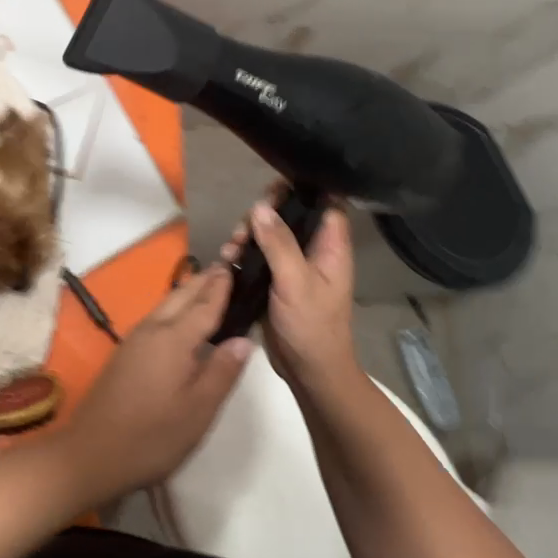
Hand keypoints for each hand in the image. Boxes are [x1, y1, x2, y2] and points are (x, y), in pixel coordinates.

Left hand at [56, 265, 252, 499]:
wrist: (91, 453)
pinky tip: (181, 321)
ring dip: (188, 292)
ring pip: (166, 305)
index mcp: (174, 339)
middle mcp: (152, 330)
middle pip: (182, 296)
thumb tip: (243, 339)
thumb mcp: (198, 410)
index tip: (236, 266)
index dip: (222, 287)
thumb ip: (222, 371)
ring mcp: (134, 340)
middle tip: (227, 267)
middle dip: (204, 281)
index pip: (205, 305)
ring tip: (208, 287)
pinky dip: (174, 309)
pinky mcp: (124, 354)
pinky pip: (156, 318)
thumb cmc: (152, 436)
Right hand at [222, 197, 357, 387]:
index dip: (302, 189)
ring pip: (268, 234)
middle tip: (244, 229)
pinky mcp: (275, 280)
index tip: (273, 186)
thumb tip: (260, 206)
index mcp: (330, 246)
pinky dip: (242, 254)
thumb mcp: (295, 282)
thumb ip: (279, 243)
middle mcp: (313, 250)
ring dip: (247, 235)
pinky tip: (228, 260)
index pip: (324, 202)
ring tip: (231, 249)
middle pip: (288, 215)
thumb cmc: (312, 326)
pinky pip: (257, 256)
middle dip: (262, 216)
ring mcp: (293, 265)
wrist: (308, 372)